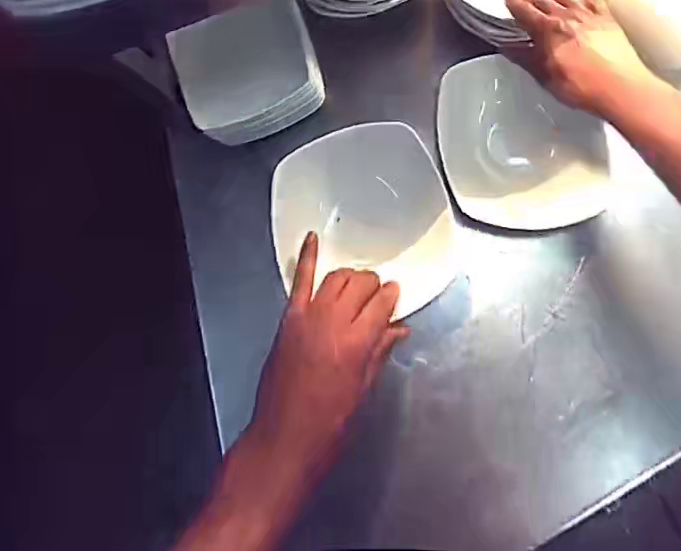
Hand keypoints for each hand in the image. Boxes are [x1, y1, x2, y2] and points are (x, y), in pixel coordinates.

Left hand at [244, 232, 407, 488]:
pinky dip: (308, 257)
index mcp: (357, 343)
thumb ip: (379, 352)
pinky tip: (312, 238)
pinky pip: (300, 281)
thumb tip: (398, 328)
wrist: (282, 442)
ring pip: (336, 278)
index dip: (392, 296)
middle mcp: (334, 322)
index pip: (383, 303)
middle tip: (377, 294)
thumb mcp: (362, 390)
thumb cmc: (329, 425)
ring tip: (356, 285)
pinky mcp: (289, 319)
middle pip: (361, 285)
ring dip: (350, 277)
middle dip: (373, 285)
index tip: (395, 295)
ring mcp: (308, 317)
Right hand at [504, 0, 674, 118]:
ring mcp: (589, 17)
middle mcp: (568, 18)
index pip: (527, 13)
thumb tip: (509, 48)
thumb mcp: (547, 77)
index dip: (515, 7)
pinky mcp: (607, 21)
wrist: (622, 88)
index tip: (509, 3)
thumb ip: (526, 59)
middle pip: (545, 3)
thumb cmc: (585, 86)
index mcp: (550, 30)